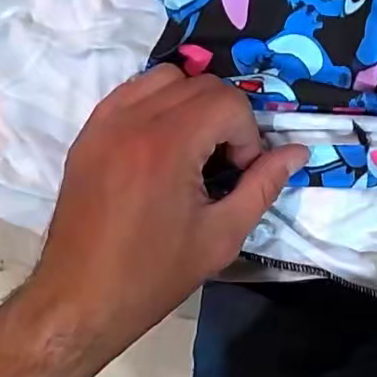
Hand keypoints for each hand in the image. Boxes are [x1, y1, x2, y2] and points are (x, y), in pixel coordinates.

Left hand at [28, 67, 307, 368]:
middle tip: (222, 164)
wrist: (79, 299)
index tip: (239, 173)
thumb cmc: (153, 274)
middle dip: (226, 117)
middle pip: (202, 84)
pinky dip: (158, 103)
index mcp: (167, 145)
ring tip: (193, 147)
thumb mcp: (222, 235)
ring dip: (193, 102)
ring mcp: (105, 122)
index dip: (247, 135)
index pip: (229, 102)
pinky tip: (162, 143)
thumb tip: (297, 151)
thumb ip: (264, 185)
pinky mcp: (89, 132)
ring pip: (167, 77)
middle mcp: (133, 120)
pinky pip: (132, 91)